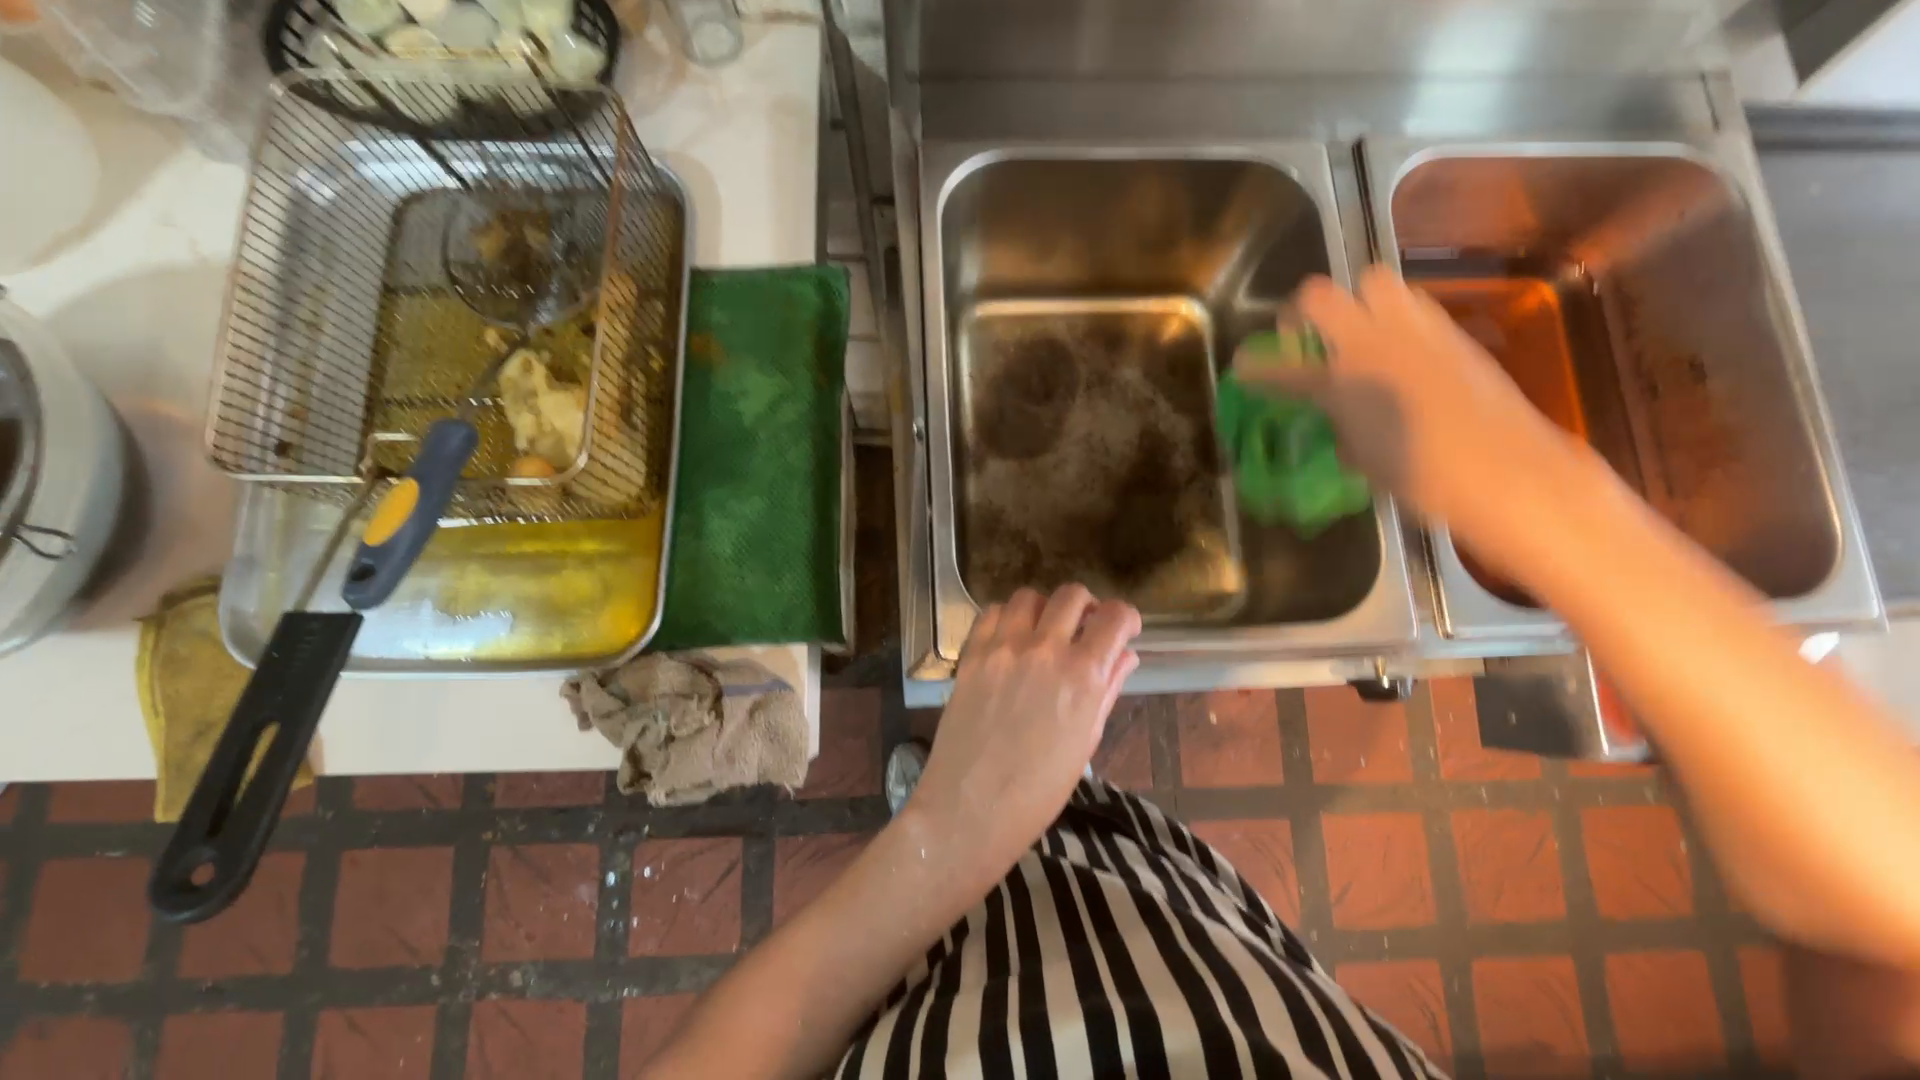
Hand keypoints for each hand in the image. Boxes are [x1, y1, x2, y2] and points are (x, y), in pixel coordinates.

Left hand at [907, 585, 1141, 877]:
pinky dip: (1006, 618)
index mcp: (1083, 676)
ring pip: (1029, 596)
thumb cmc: (1040, 790)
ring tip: (1043, 634)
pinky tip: (1010, 641)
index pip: (1115, 616)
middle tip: (1083, 630)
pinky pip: (991, 613)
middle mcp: (1044, 651)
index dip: (1126, 617)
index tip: (1123, 629)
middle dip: (1086, 607)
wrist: (971, 808)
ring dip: (1043, 609)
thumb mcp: (1086, 740)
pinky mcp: (971, 656)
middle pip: (1072, 595)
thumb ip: (1108, 689)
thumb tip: (1125, 655)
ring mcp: (1003, 649)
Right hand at [1237, 266, 1607, 570]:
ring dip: (1357, 302)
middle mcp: (1372, 344)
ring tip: (1359, 335)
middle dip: (1305, 312)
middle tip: (1309, 339)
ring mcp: (1415, 330)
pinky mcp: (1451, 332)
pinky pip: (1412, 307)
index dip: (1257, 368)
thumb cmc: (1425, 478)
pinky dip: (1396, 319)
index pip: (1282, 370)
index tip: (1242, 367)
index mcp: (1342, 383)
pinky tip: (1402, 350)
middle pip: (1321, 295)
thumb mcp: (1365, 461)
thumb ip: (1341, 429)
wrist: (1507, 468)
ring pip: (1373, 283)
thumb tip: (1338, 421)